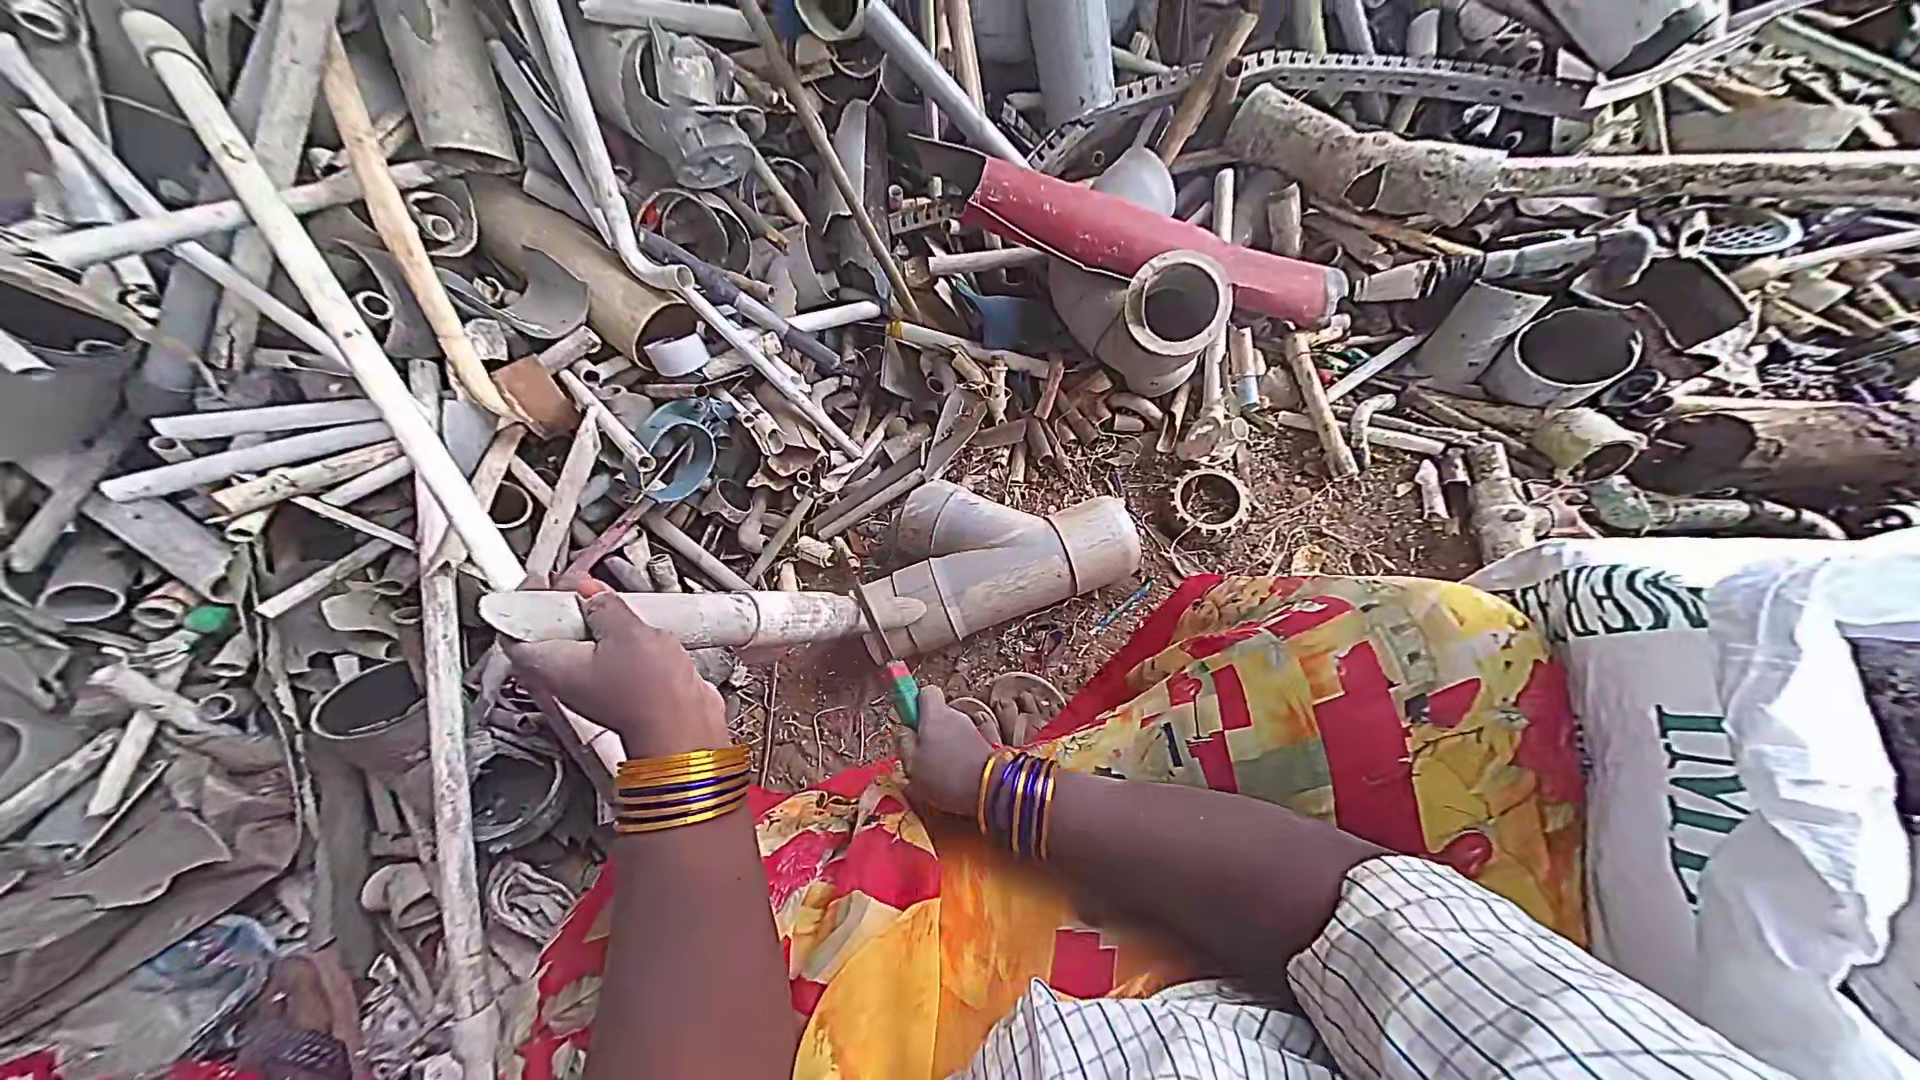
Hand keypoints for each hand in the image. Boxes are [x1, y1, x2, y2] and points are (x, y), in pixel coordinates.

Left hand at [506, 580, 727, 757]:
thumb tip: (594, 595)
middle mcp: (566, 678)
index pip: (517, 628)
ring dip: (599, 621)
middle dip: (568, 606)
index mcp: (549, 664)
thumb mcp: (626, 632)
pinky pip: (614, 655)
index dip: (526, 600)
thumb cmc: (649, 695)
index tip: (541, 580)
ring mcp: (594, 684)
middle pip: (551, 633)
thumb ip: (604, 607)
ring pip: (586, 644)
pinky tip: (641, 626)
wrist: (683, 726)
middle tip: (582, 586)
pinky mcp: (622, 687)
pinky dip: (622, 638)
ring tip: (616, 603)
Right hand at [894, 685, 995, 817]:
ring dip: (941, 745)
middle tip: (920, 755)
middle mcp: (955, 715)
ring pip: (949, 730)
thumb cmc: (944, 775)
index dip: (915, 704)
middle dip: (927, 731)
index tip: (910, 723)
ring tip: (936, 770)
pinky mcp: (982, 743)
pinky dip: (955, 755)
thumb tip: (903, 729)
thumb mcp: (911, 763)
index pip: (926, 692)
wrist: (989, 788)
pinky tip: (952, 776)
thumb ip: (903, 741)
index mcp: (935, 714)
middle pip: (937, 714)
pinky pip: (961, 743)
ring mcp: (971, 728)